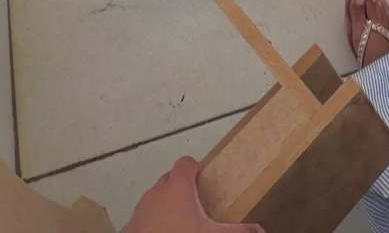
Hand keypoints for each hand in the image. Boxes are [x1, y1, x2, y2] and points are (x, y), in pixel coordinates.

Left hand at [122, 157, 264, 232]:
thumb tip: (260, 230)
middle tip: (195, 208)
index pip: (186, 163)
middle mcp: (156, 193)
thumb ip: (239, 230)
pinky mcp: (127, 229)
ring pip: (153, 200)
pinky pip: (140, 220)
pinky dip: (149, 225)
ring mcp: (139, 211)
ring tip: (178, 225)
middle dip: (180, 189)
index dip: (195, 169)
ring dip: (164, 207)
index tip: (203, 181)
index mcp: (178, 188)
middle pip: (169, 180)